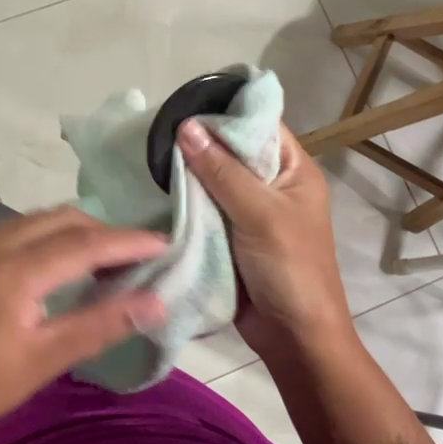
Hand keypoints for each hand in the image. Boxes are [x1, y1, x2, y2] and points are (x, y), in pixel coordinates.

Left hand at [0, 208, 167, 443]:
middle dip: (105, 231)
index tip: (167, 243)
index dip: (129, 241)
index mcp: (13, 271)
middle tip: (140, 255)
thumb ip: (101, 325)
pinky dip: (47, 237)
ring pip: (37, 220)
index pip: (85, 242)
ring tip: (107, 259)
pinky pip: (15, 230)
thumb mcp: (43, 361)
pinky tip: (60, 263)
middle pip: (62, 219)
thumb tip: (157, 302)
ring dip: (76, 231)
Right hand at [177, 119, 352, 360]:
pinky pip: (204, 208)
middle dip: (199, 143)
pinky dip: (185, 201)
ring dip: (187, 174)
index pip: (259, 125)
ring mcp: (249, 211)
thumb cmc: (290, 270)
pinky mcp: (228, 235)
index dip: (226, 113)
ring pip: (213, 180)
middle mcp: (272, 184)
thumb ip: (222, 171)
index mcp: (294, 170)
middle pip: (232, 151)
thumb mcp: (260, 215)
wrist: (293, 337)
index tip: (183, 106)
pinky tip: (156, 191)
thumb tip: (185, 127)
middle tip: (155, 133)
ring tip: (148, 159)